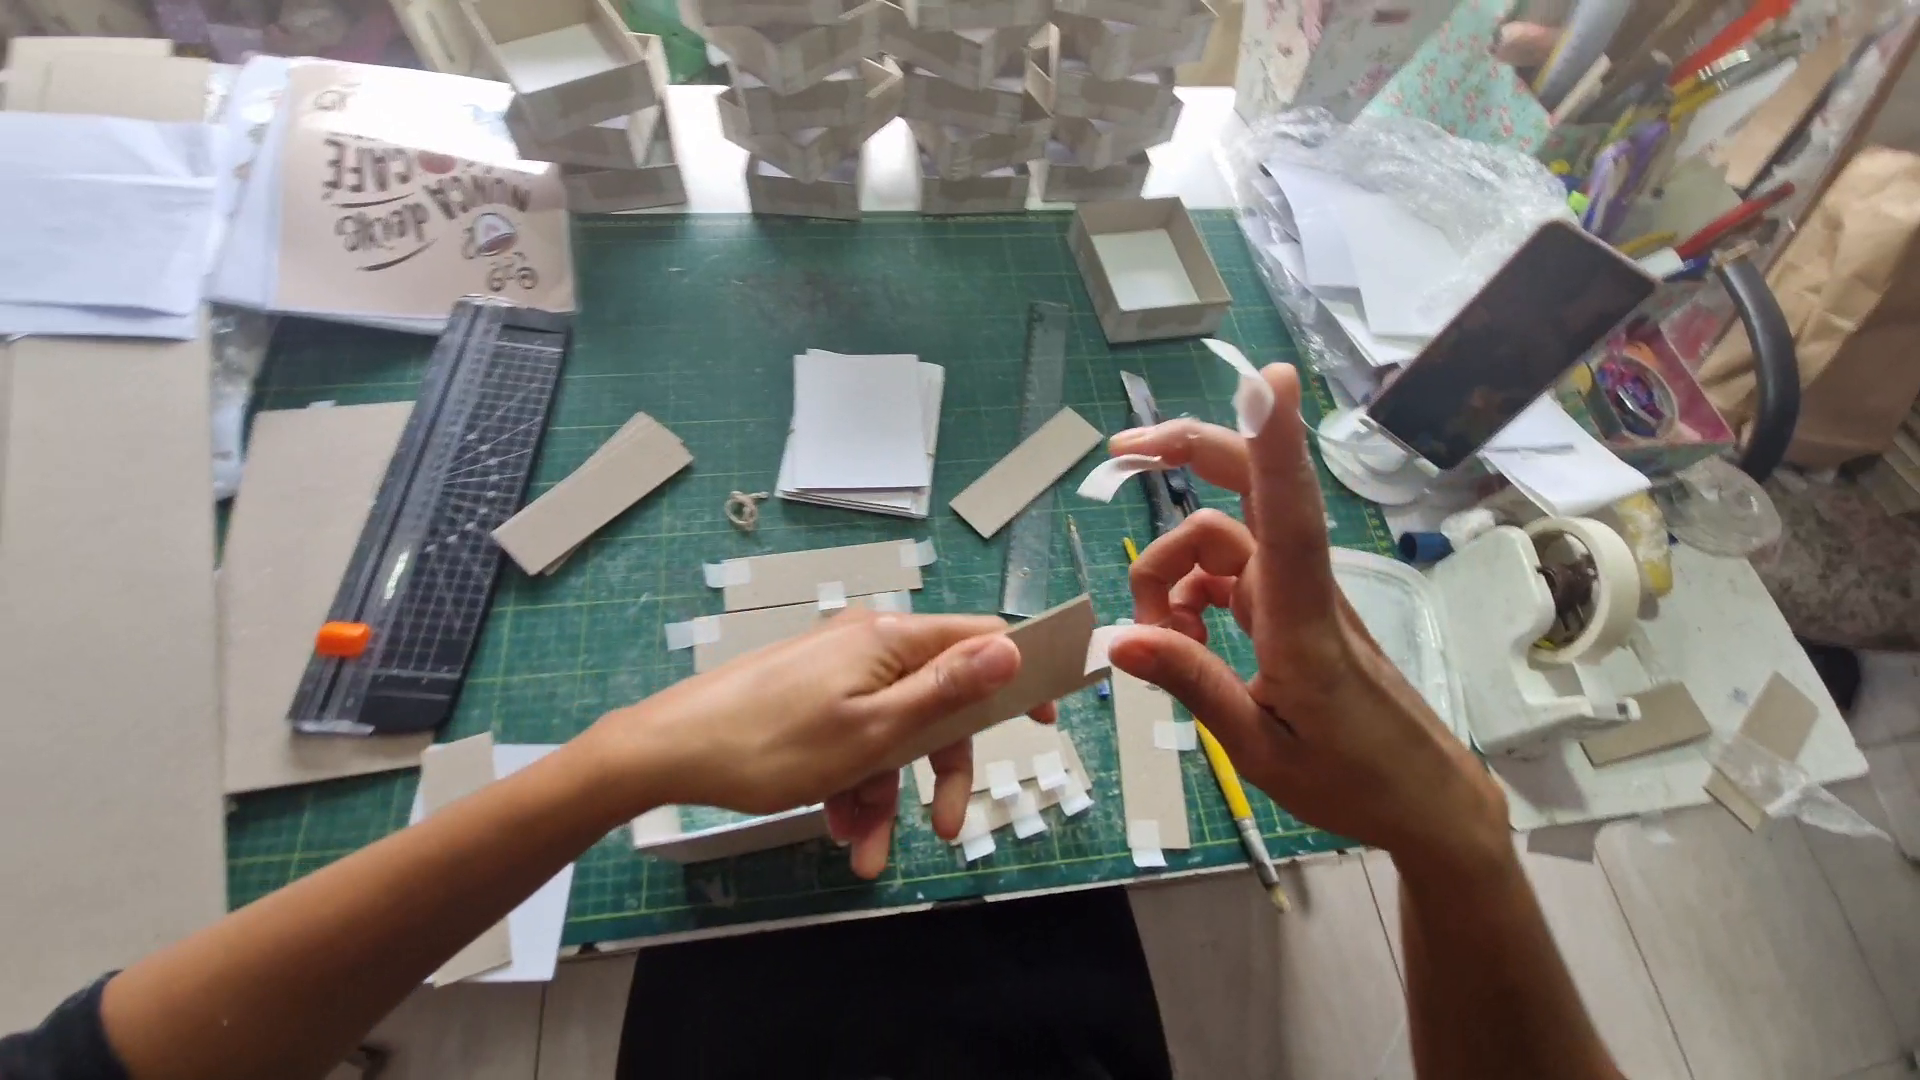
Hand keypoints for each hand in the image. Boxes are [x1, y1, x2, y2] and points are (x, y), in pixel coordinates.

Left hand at [577, 609, 1053, 878]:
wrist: (669, 752)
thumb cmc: (774, 743)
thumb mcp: (874, 729)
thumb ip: (946, 690)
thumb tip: (1009, 649)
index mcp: (891, 639)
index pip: (979, 639)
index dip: (1017, 675)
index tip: (1044, 718)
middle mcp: (870, 644)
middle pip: (937, 699)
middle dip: (940, 766)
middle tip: (944, 826)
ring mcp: (839, 670)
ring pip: (893, 729)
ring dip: (888, 790)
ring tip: (865, 848)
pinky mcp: (814, 695)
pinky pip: (856, 736)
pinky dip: (856, 781)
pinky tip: (839, 825)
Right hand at [1106, 366, 1508, 881]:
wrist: (1423, 802)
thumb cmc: (1351, 780)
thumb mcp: (1258, 746)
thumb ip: (1191, 683)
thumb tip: (1118, 640)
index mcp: (1302, 619)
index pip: (1288, 514)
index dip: (1276, 443)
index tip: (1268, 381)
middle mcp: (1300, 587)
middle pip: (1246, 489)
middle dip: (1185, 453)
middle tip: (1117, 454)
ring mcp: (1294, 593)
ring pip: (1214, 542)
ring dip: (1166, 573)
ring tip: (1156, 638)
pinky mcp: (1288, 608)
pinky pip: (1222, 575)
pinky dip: (1186, 593)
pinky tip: (1181, 637)